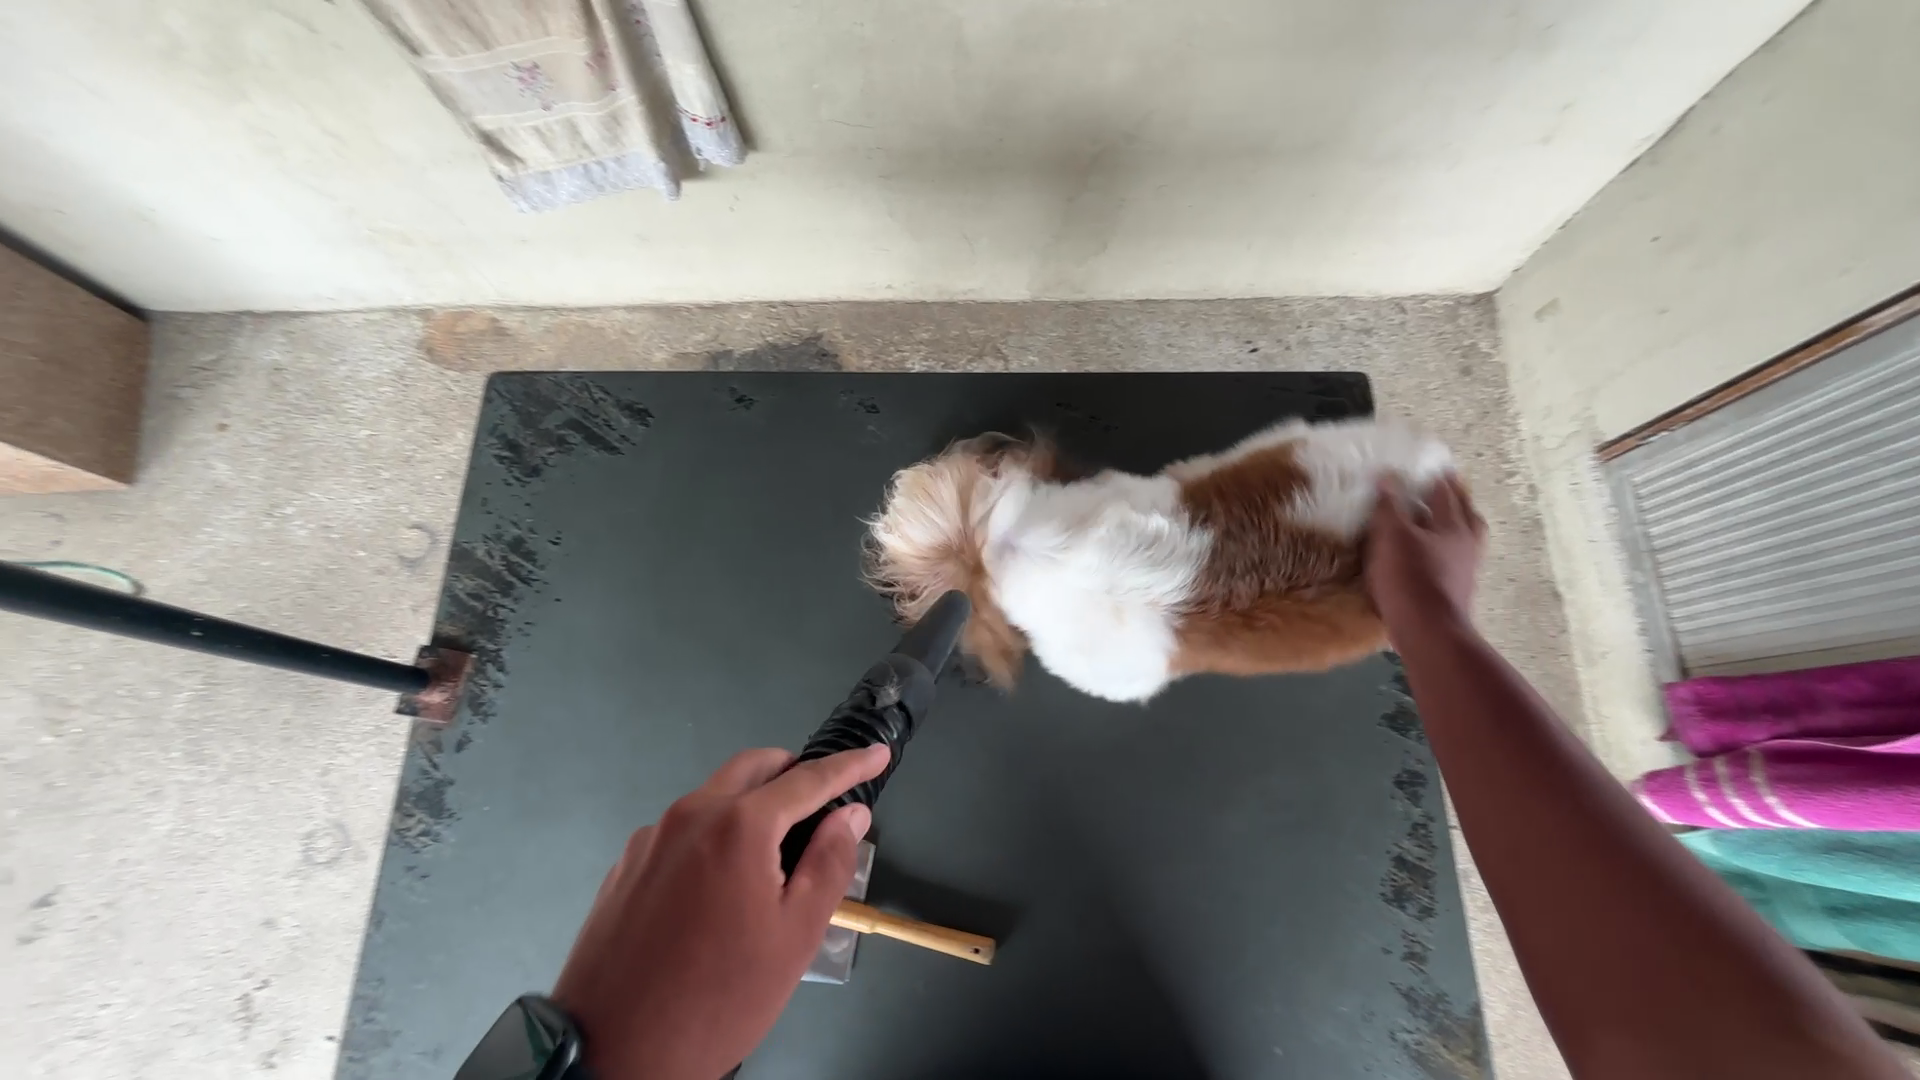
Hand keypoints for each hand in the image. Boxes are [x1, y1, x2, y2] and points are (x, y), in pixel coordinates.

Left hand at [551, 744, 889, 1079]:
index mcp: (739, 825)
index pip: (808, 779)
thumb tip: (849, 814)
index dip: (850, 765)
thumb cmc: (720, 995)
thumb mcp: (796, 935)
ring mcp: (651, 837)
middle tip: (821, 802)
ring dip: (752, 803)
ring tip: (772, 856)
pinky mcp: (626, 864)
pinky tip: (719, 887)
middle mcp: (691, 813)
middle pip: (754, 767)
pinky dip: (716, 832)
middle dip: (794, 771)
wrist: (610, 1054)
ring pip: (715, 795)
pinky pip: (684, 828)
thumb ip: (830, 862)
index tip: (879, 754)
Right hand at [1364, 474, 1485, 633]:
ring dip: (1451, 524)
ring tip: (1434, 519)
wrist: (1429, 632)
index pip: (1444, 490)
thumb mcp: (1392, 536)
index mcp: (1454, 524)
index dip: (1434, 475)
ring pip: (1463, 536)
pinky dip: (1443, 547)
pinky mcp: (1457, 588)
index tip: (1426, 463)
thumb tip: (1387, 476)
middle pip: (1464, 512)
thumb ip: (1389, 506)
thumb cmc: (1410, 578)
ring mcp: (1466, 567)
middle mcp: (1467, 542)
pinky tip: (1428, 552)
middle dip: (1452, 497)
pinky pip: (1453, 556)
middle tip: (1438, 487)